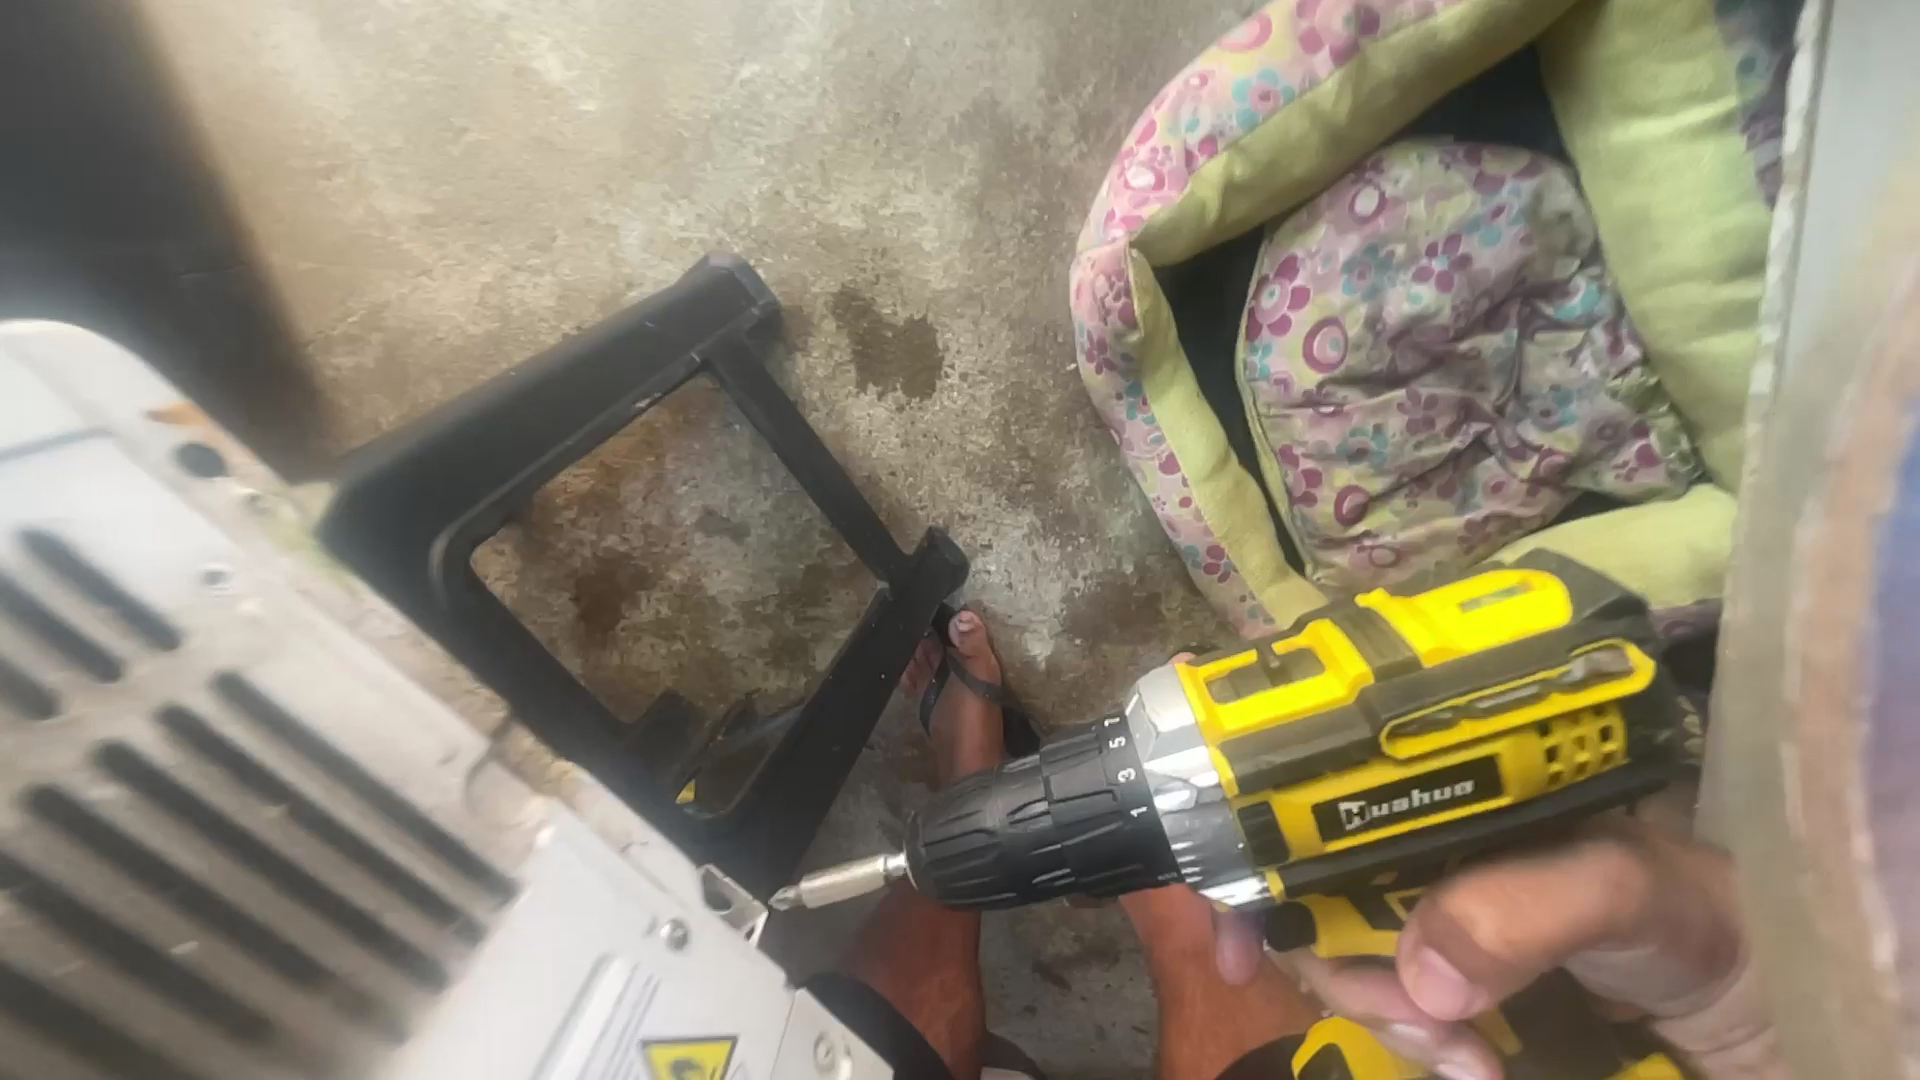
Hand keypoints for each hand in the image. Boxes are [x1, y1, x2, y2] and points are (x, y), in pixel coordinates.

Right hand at [1214, 817, 1782, 1079]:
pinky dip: (1417, 1046)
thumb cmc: (1680, 907)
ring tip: (1470, 1057)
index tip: (1234, 939)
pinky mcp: (1437, 976)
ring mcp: (1412, 916)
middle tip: (1413, 1018)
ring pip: (1336, 961)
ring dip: (1386, 1016)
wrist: (1751, 998)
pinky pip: (1386, 1010)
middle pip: (1299, 897)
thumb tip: (1416, 976)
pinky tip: (1474, 1065)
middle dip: (1335, 966)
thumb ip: (1519, 910)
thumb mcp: (1612, 884)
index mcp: (1411, 795)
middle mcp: (1392, 847)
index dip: (1248, 860)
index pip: (1293, 806)